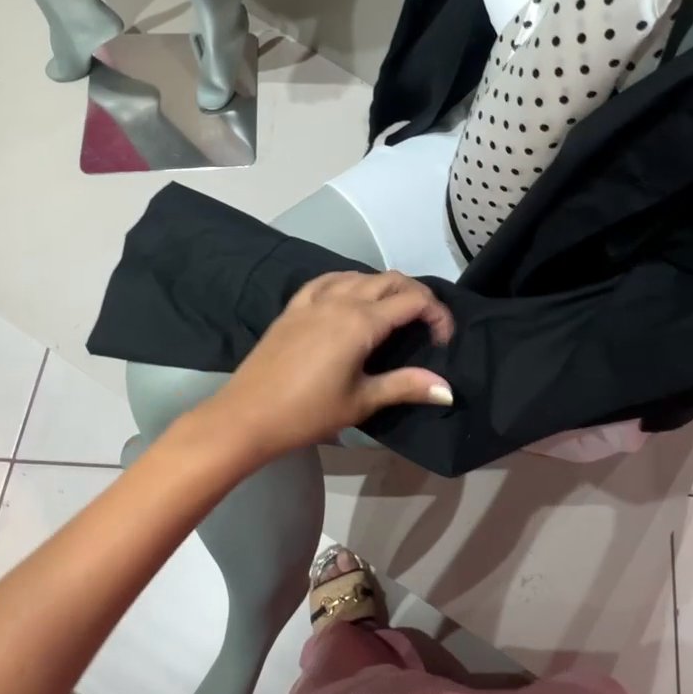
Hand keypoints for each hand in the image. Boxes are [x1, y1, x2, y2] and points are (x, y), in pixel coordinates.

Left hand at [207, 271, 454, 458]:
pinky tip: (352, 297)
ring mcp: (314, 300)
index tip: (443, 340)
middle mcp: (341, 300)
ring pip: (361, 276)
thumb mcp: (361, 401)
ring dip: (386, 288)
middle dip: (417, 296)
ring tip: (395, 315)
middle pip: (391, 280)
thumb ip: (406, 386)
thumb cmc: (307, 413)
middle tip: (426, 325)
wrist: (245, 417)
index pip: (413, 301)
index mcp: (362, 322)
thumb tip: (447, 390)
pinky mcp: (294, 306)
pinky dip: (351, 282)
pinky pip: (330, 280)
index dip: (437, 315)